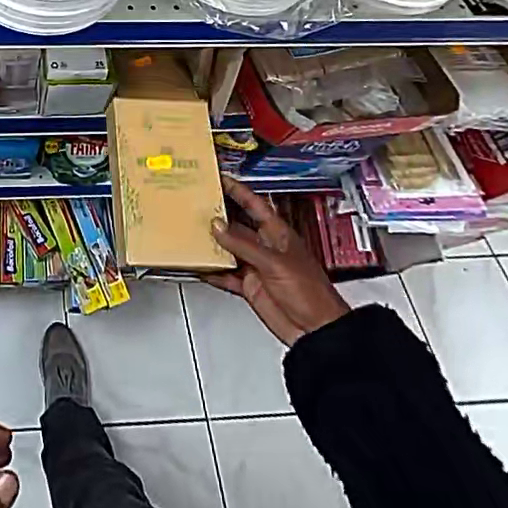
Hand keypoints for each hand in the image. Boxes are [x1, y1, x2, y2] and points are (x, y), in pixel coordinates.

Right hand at [203, 176, 350, 345]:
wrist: (315, 328)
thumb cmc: (311, 292)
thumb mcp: (274, 262)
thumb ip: (244, 245)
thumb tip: (219, 227)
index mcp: (277, 233)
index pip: (254, 204)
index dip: (238, 190)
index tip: (221, 179)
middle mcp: (266, 247)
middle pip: (237, 226)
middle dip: (219, 216)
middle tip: (198, 206)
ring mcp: (257, 267)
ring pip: (229, 250)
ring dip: (213, 245)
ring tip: (192, 234)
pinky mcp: (251, 286)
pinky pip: (227, 276)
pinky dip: (214, 272)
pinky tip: (201, 268)